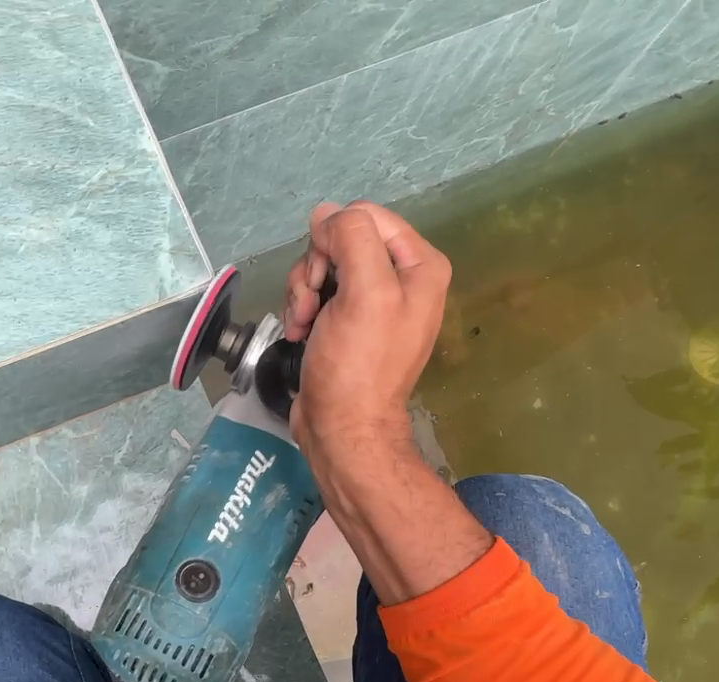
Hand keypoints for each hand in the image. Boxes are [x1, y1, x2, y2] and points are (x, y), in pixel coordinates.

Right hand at [282, 201, 451, 461]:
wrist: (342, 429)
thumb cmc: (357, 364)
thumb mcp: (364, 292)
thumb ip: (351, 238)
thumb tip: (325, 214)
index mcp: (419, 266)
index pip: (366, 217)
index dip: (334, 239)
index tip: (324, 278)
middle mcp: (399, 281)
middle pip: (341, 242)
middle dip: (315, 271)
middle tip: (310, 306)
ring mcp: (371, 304)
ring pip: (322, 269)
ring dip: (302, 294)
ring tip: (302, 325)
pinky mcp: (345, 325)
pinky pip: (316, 296)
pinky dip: (300, 312)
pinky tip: (299, 334)